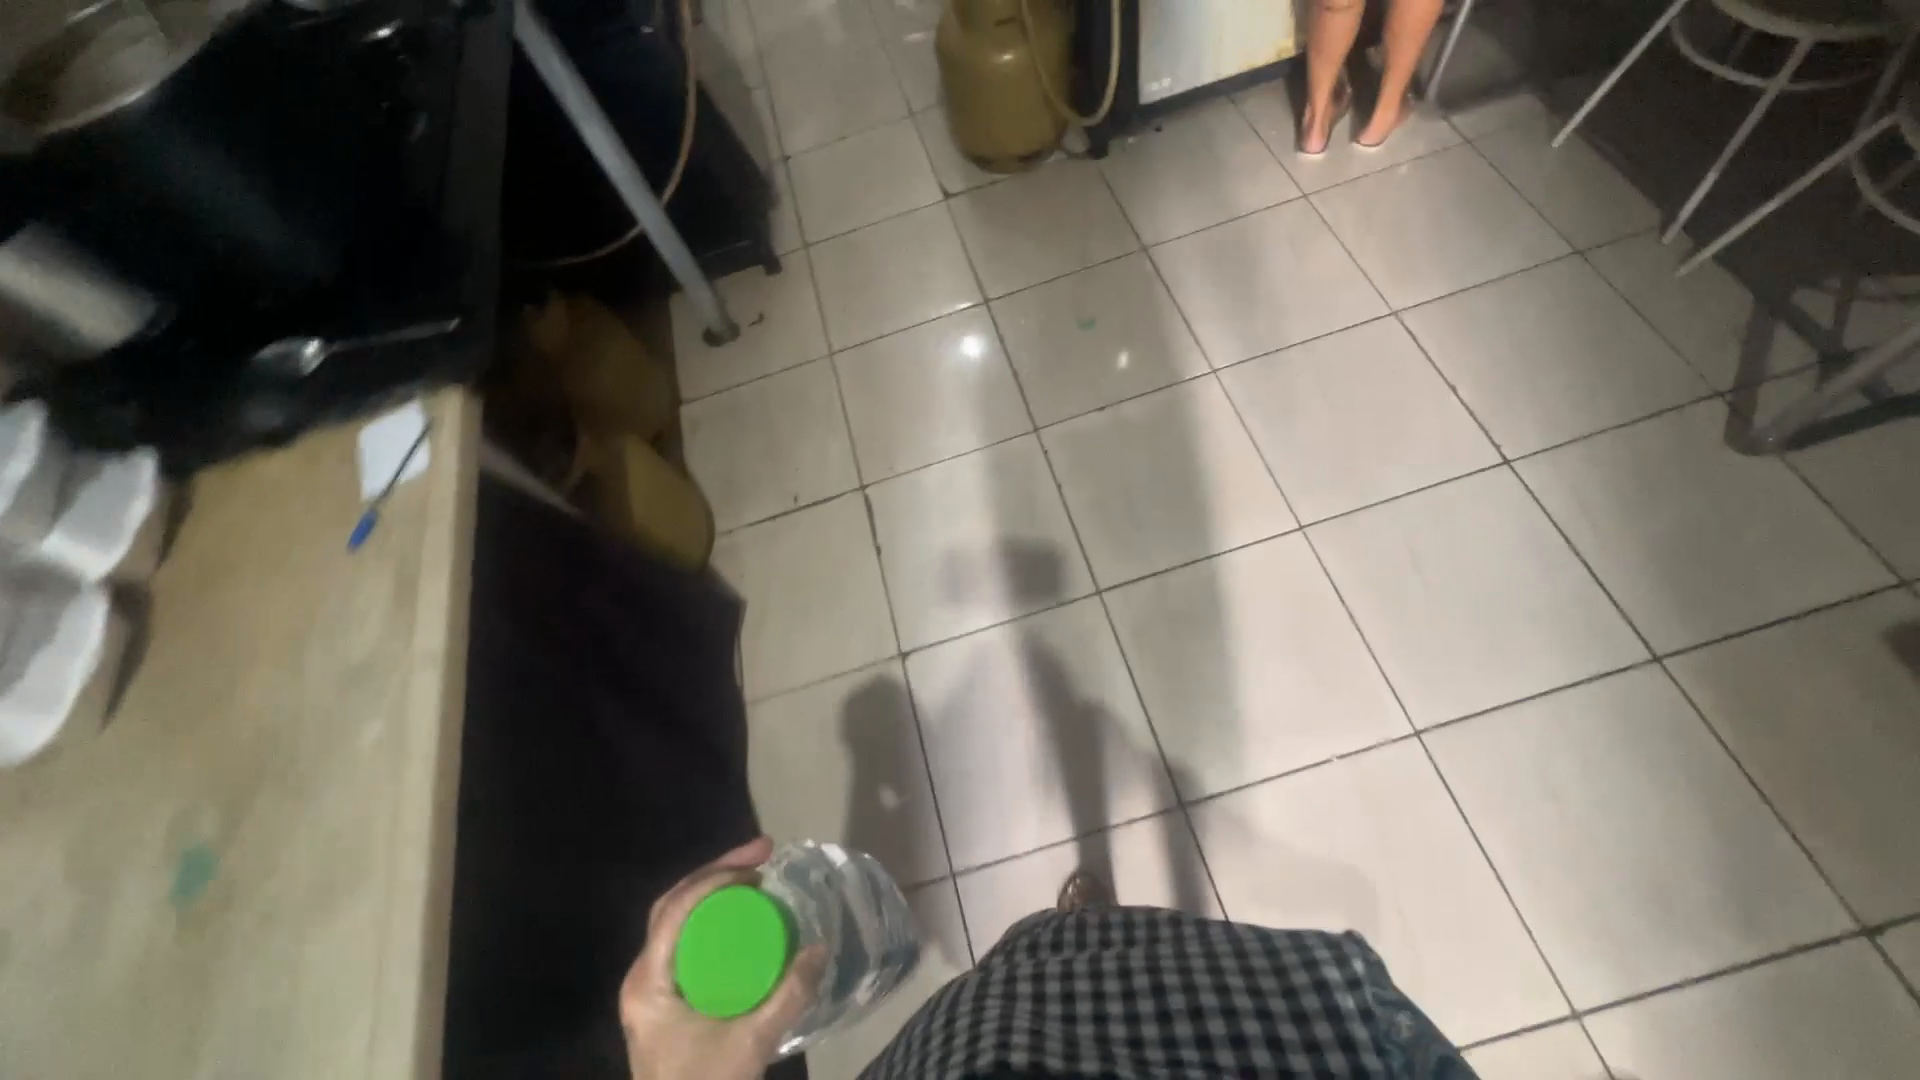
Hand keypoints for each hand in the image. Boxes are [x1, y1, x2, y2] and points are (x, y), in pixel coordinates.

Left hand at [620, 837, 827, 1079]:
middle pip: (676, 906)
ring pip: (680, 923)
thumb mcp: (750, 1044)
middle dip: (719, 873)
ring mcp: (653, 989)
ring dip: (717, 894)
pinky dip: (716, 922)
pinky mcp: (667, 1001)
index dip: (716, 876)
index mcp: (649, 982)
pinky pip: (689, 944)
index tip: (760, 861)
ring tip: (758, 879)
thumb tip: (821, 947)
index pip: (676, 909)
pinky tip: (746, 921)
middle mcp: (644, 977)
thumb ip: (788, 996)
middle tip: (764, 856)